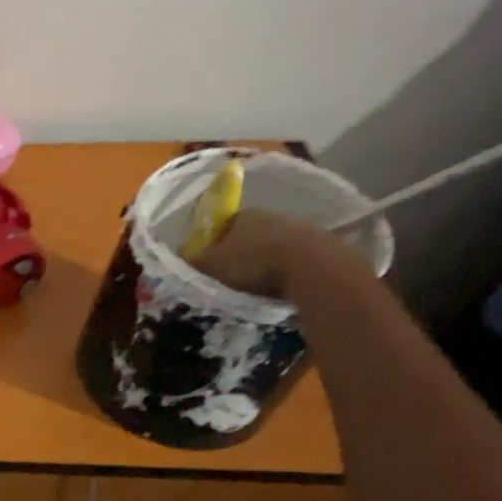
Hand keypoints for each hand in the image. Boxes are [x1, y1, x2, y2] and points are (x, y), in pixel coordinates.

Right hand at [190, 209, 369, 298]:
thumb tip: (177, 259)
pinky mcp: (324, 246)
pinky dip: (289, 270)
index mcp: (243, 215)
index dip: (214, 244)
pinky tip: (285, 286)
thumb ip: (193, 262)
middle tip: (234, 276)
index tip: (211, 263)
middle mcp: (272, 215)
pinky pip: (298, 258)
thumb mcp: (212, 265)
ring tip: (261, 285)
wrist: (314, 267)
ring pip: (276, 246)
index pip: (222, 226)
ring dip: (268, 262)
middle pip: (251, 235)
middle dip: (242, 253)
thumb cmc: (254, 261)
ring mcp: (301, 229)